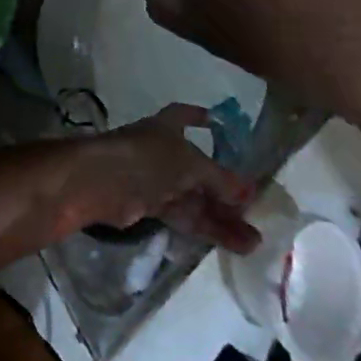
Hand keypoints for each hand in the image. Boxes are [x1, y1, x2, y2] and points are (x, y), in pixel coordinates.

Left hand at [72, 104, 259, 252]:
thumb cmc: (147, 157)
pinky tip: (237, 245)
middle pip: (197, 169)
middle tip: (257, 211)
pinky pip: (183, 215)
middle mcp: (158, 151)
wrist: (103, 182)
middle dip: (225, 190)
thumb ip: (220, 179)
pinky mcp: (147, 204)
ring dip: (222, 217)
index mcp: (164, 128)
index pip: (183, 116)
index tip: (221, 123)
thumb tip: (248, 192)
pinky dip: (207, 228)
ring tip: (255, 241)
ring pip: (193, 197)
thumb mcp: (191, 163)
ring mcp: (152, 178)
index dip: (199, 118)